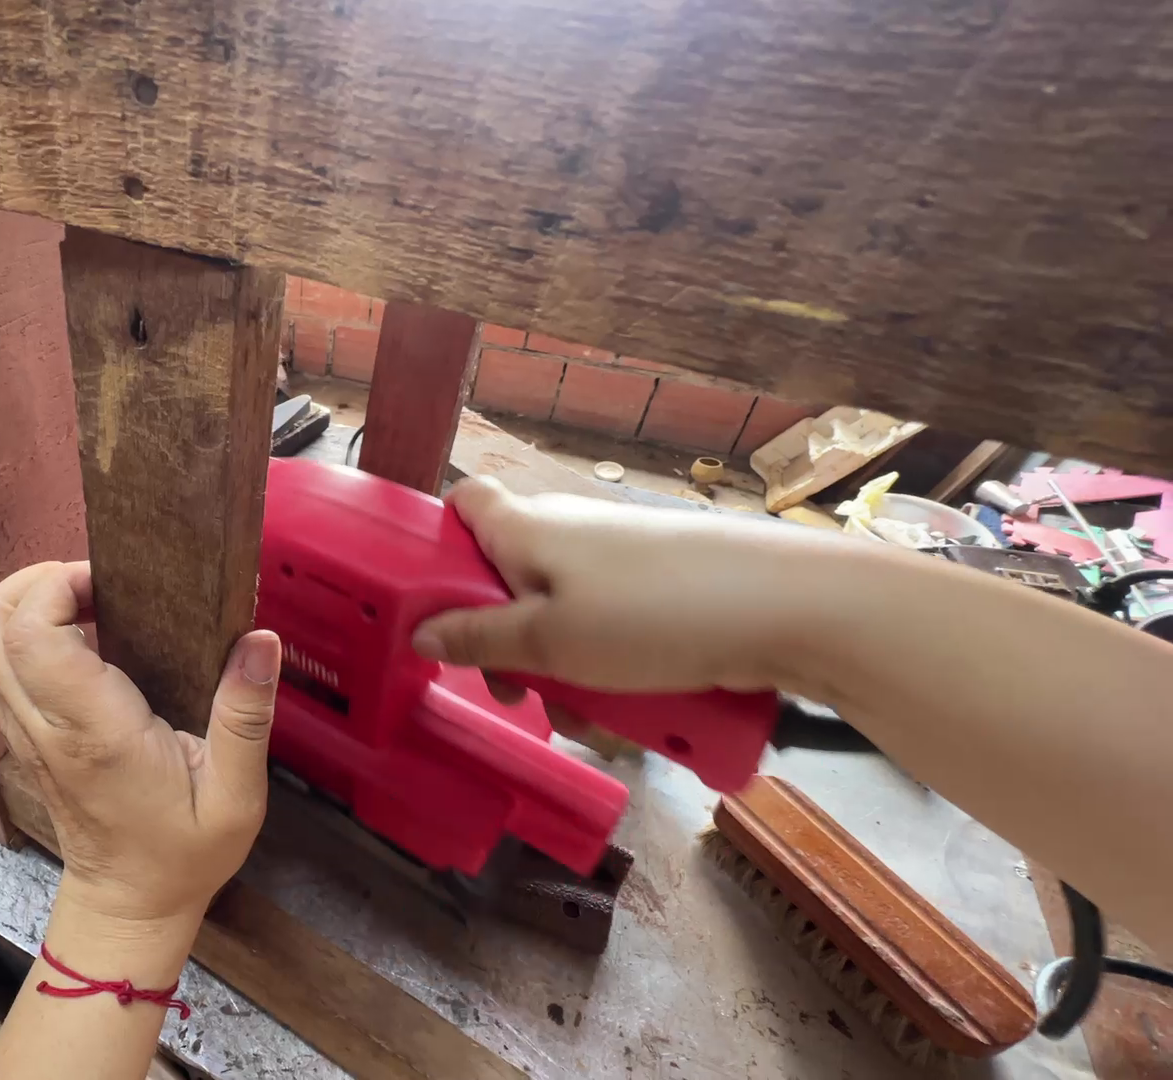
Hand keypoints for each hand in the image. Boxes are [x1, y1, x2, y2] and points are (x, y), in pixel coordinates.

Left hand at [0, 561, 280, 926]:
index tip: (109, 580)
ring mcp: (17, 730)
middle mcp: (40, 724)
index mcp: (93, 731)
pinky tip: (62, 635)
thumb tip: (261, 639)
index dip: (56, 586)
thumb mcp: (236, 796)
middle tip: (95, 583)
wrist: (127, 904)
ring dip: (15, 603)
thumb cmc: (184, 851)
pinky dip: (6, 632)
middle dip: (34, 582)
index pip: (31, 637)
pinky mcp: (13, 734)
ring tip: (75, 602)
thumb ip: (247, 717)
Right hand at [412, 476, 871, 693]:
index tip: (442, 596)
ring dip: (557, 666)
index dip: (442, 538)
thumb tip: (418, 635)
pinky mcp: (658, 581)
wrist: (799, 608)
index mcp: (525, 527)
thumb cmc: (651, 616)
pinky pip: (605, 619)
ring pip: (557, 610)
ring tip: (587, 717)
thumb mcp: (550, 642)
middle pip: (505, 575)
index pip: (464, 501)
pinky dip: (602, 660)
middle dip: (502, 638)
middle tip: (518, 692)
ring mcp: (615, 555)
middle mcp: (565, 529)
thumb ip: (478, 640)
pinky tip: (627, 704)